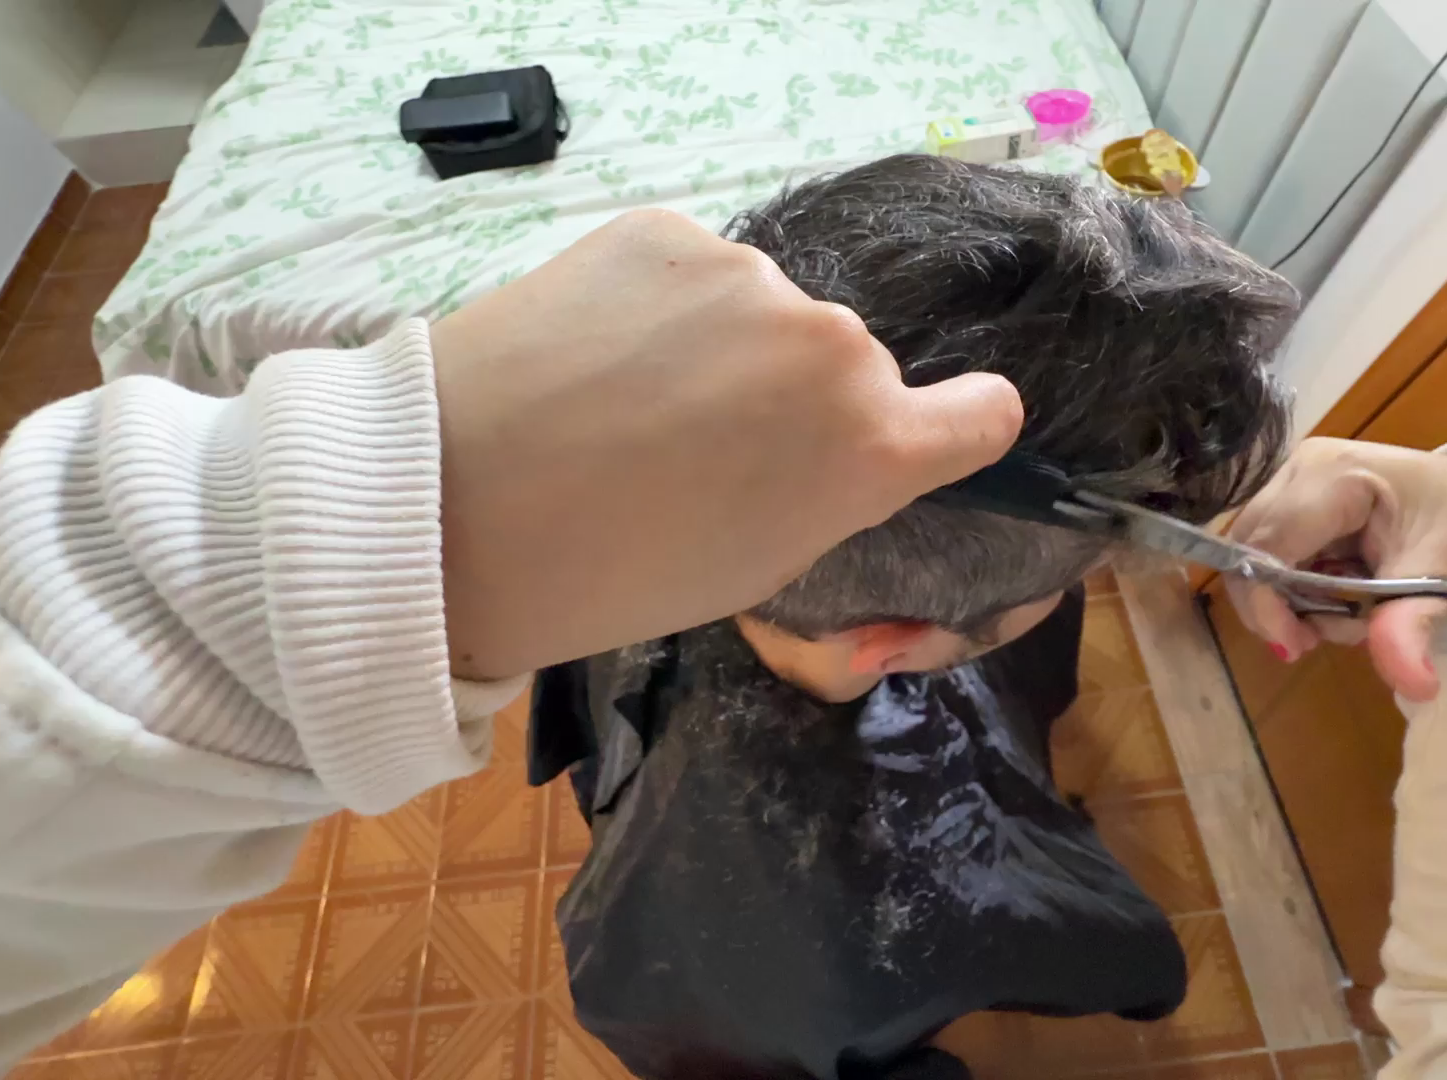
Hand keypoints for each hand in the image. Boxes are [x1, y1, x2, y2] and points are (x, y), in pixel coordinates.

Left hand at [431, 209, 1022, 679]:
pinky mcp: (669, 230)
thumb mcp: (763, 561)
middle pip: (851, 365)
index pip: (987, 411)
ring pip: (772, 317)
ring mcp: (754, 275)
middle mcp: (836, 346)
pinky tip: (602, 349)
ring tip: (638, 398)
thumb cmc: (626, 575)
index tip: (920, 435)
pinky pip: (701, 276)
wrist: (459, 513)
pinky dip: (671, 308)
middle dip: (803, 400)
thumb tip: (837, 439)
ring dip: (733, 350)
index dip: (959, 426)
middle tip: (709, 441)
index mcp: (872, 447)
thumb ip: (831, 488)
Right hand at [1223, 438, 1446, 701]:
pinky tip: (1322, 594)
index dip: (1266, 600)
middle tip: (1308, 642)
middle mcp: (1294, 469)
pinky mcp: (1282, 496)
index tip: (1293, 646)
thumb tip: (1412, 684)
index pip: (1267, 544)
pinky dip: (1285, 585)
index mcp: (1333, 475)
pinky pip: (1261, 550)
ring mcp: (1284, 479)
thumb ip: (1411, 623)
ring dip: (1280, 598)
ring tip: (1329, 617)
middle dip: (1272, 604)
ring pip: (1248, 553)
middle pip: (1247, 549)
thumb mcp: (1444, 573)